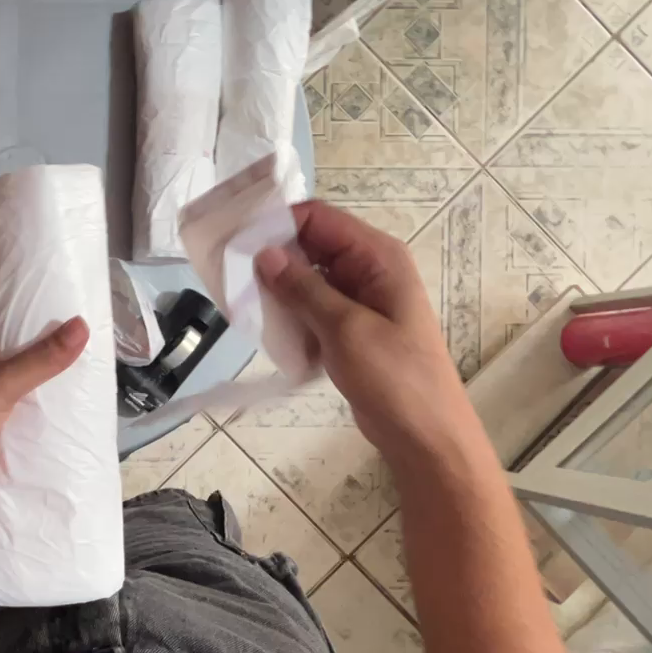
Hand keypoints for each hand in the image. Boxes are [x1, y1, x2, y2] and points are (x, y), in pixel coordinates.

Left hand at [0, 318, 90, 515]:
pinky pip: (33, 418)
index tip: (74, 308)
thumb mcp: (1, 382)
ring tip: (96, 371)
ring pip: (31, 389)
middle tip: (96, 341)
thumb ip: (41, 359)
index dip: (37, 315)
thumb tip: (82, 325)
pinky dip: (51, 415)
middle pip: (26, 357)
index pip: (9, 323)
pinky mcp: (4, 433)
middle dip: (54, 352)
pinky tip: (80, 411)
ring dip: (55, 385)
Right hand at [256, 202, 485, 472]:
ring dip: (275, 289)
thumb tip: (264, 254)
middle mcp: (366, 270)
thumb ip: (304, 289)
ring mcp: (355, 301)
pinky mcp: (344, 329)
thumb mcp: (345, 328)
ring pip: (304, 279)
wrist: (422, 433)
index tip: (237, 241)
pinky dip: (286, 314)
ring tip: (239, 302)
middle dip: (270, 257)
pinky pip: (308, 309)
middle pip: (308, 246)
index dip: (278, 224)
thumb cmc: (394, 376)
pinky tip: (263, 327)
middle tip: (229, 274)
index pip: (318, 219)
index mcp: (376, 257)